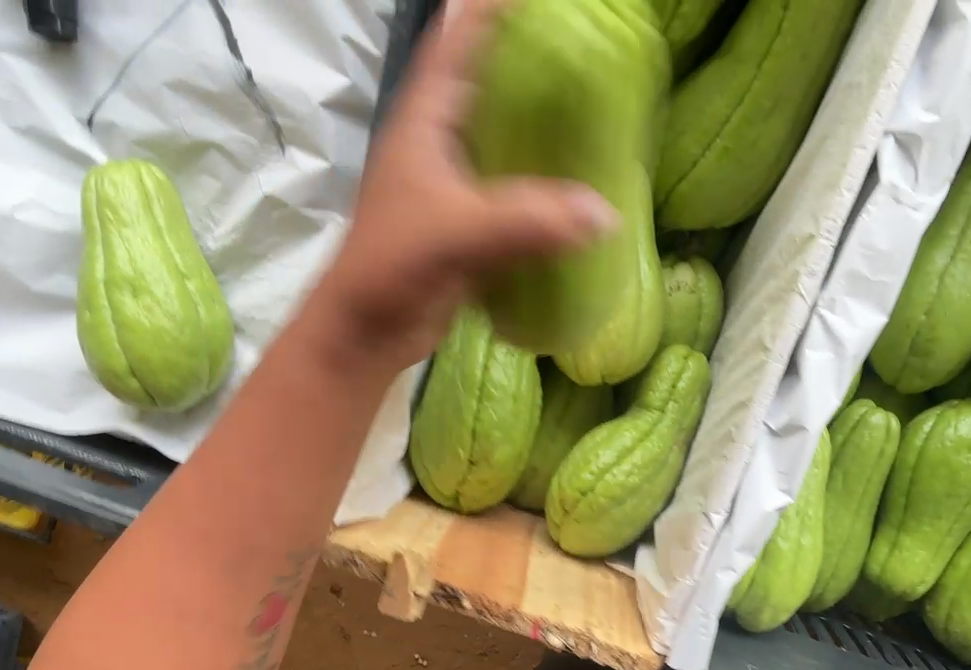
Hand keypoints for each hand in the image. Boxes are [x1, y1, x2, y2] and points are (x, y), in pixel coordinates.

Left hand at [306, 0, 617, 375]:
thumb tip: (605, 216)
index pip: (455, 45)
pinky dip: (542, 196)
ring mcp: (452, 193)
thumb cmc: (392, 270)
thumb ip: (528, 222)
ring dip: (539, 137)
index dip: (487, 12)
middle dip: (529, 72)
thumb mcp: (457, 234)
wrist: (365, 335)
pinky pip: (513, 202)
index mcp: (424, 125)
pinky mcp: (466, 233)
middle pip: (487, 90)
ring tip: (591, 119)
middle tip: (582, 58)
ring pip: (503, 150)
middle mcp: (438, 148)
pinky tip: (576, 196)